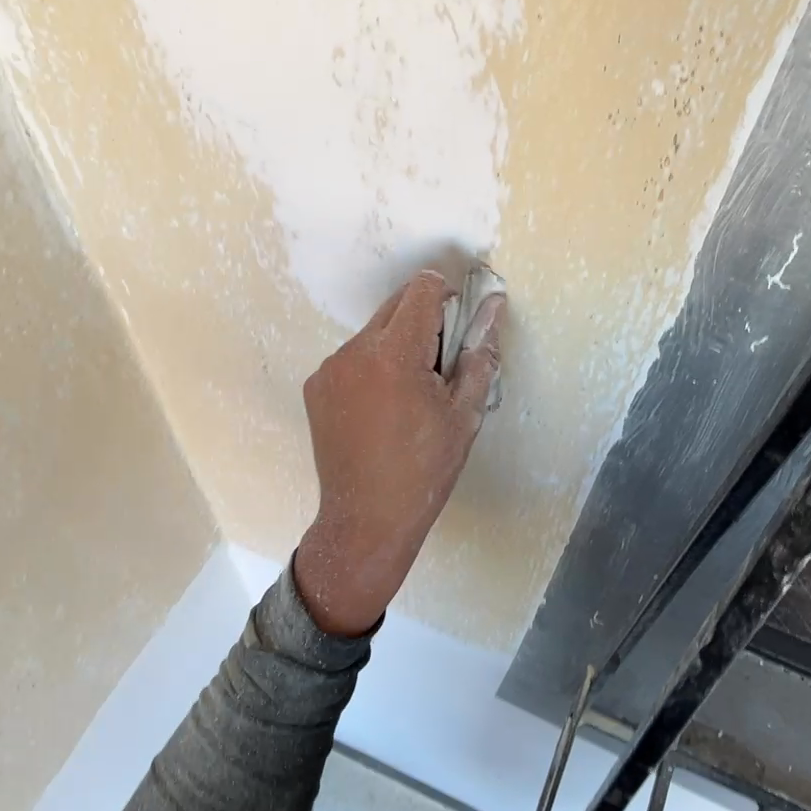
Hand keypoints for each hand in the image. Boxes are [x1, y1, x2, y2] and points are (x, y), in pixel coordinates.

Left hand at [293, 268, 505, 635]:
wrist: (366, 521)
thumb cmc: (424, 470)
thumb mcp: (465, 413)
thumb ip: (479, 352)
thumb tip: (493, 306)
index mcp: (395, 355)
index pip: (422, 288)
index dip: (447, 296)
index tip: (458, 326)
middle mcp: (354, 350)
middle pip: (397, 304)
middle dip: (424, 321)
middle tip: (439, 367)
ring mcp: (330, 368)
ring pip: (375, 331)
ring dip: (398, 344)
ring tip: (409, 394)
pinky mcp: (316, 386)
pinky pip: (354, 356)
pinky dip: (374, 365)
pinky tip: (382, 407)